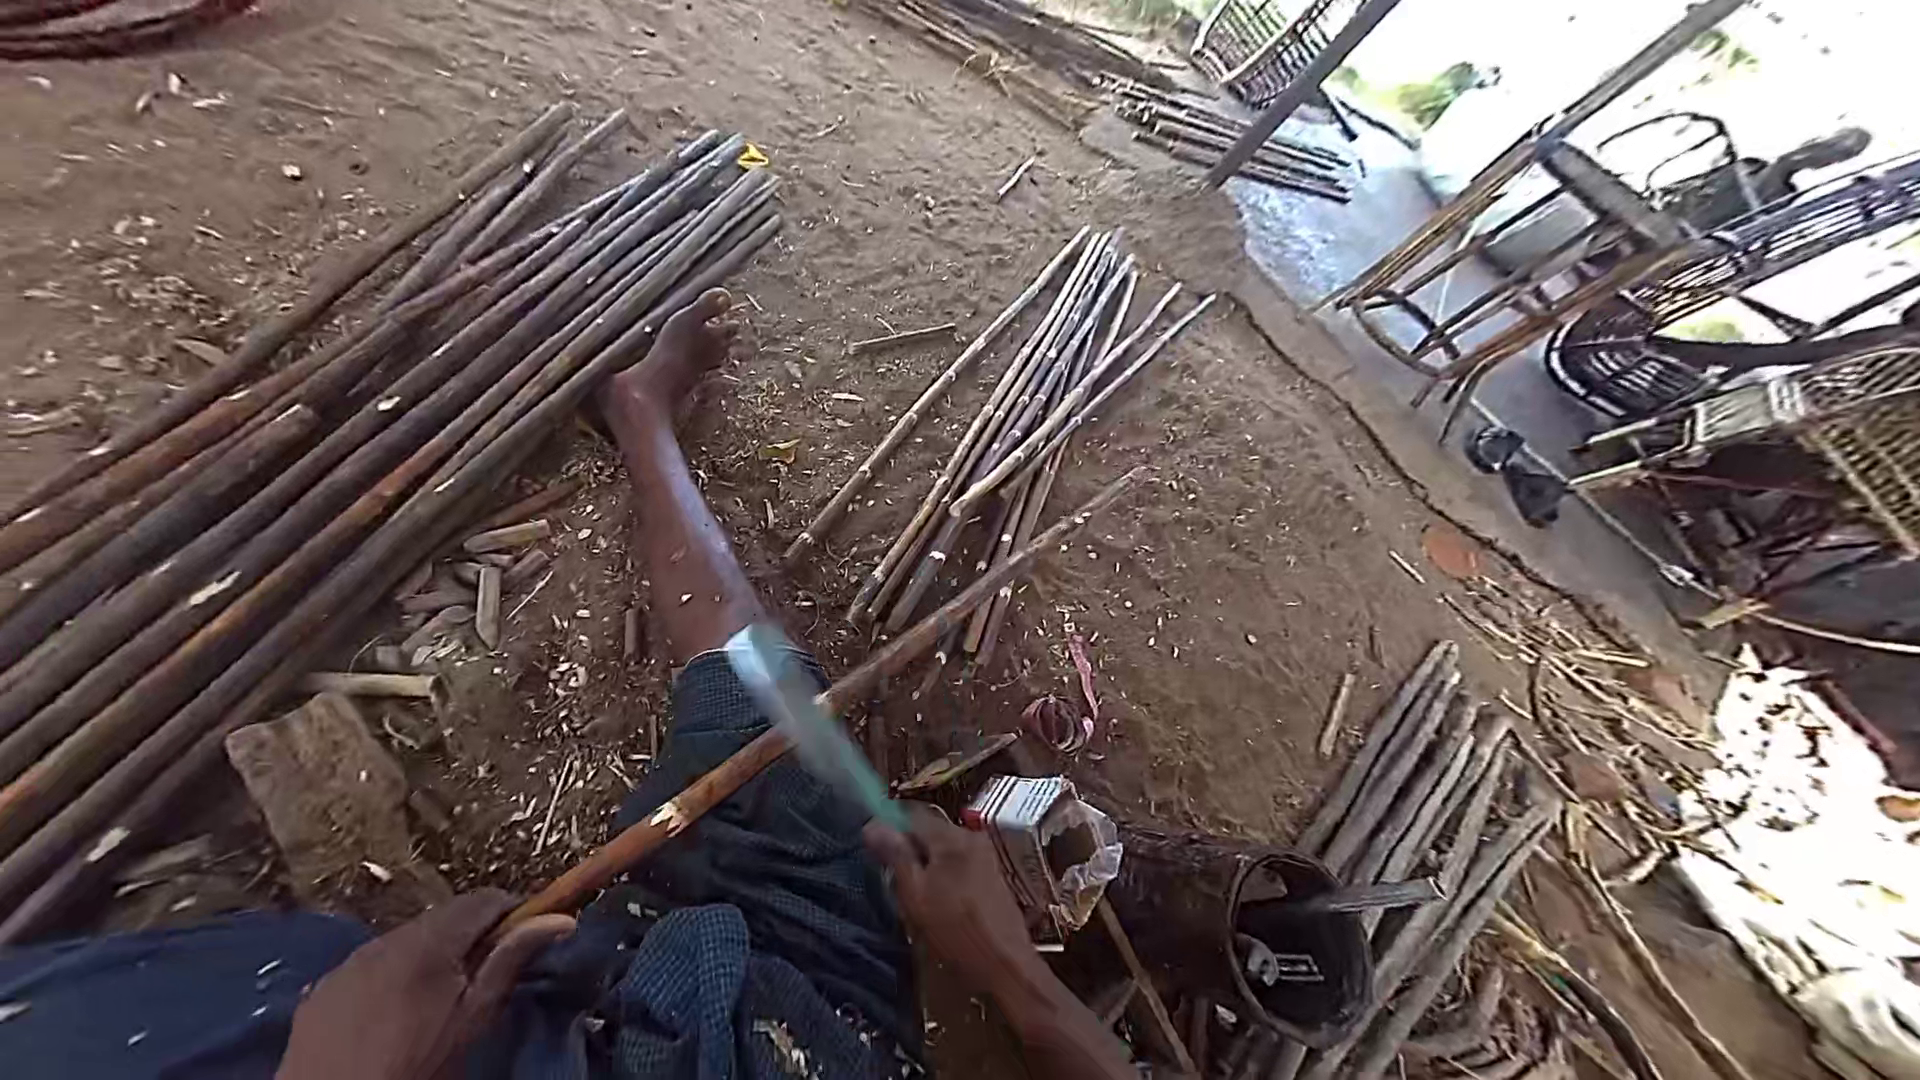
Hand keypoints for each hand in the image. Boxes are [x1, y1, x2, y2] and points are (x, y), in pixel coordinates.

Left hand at [275, 891, 575, 1079]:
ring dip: (434, 950)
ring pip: (410, 936)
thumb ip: (512, 958)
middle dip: (473, 932)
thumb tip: (562, 918)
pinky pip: (374, 962)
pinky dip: (396, 971)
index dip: (512, 911)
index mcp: (426, 942)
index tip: (525, 936)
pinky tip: (396, 1008)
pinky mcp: (320, 991)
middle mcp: (384, 940)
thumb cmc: (414, 1068)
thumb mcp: (474, 1016)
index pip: (485, 898)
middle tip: (486, 970)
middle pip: (447, 916)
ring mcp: (346, 965)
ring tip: (440, 993)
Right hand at [863, 803, 1044, 997]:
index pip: (912, 814)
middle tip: (895, 879)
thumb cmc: (955, 930)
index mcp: (951, 835)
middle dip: (910, 848)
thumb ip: (896, 856)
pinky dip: (945, 872)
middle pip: (930, 830)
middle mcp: (971, 835)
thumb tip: (871, 825)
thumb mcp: (916, 895)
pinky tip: (940, 901)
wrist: (1005, 965)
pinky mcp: (993, 872)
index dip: (891, 827)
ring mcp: (986, 853)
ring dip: (927, 862)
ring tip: (916, 894)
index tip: (876, 850)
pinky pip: (960, 860)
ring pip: (945, 847)